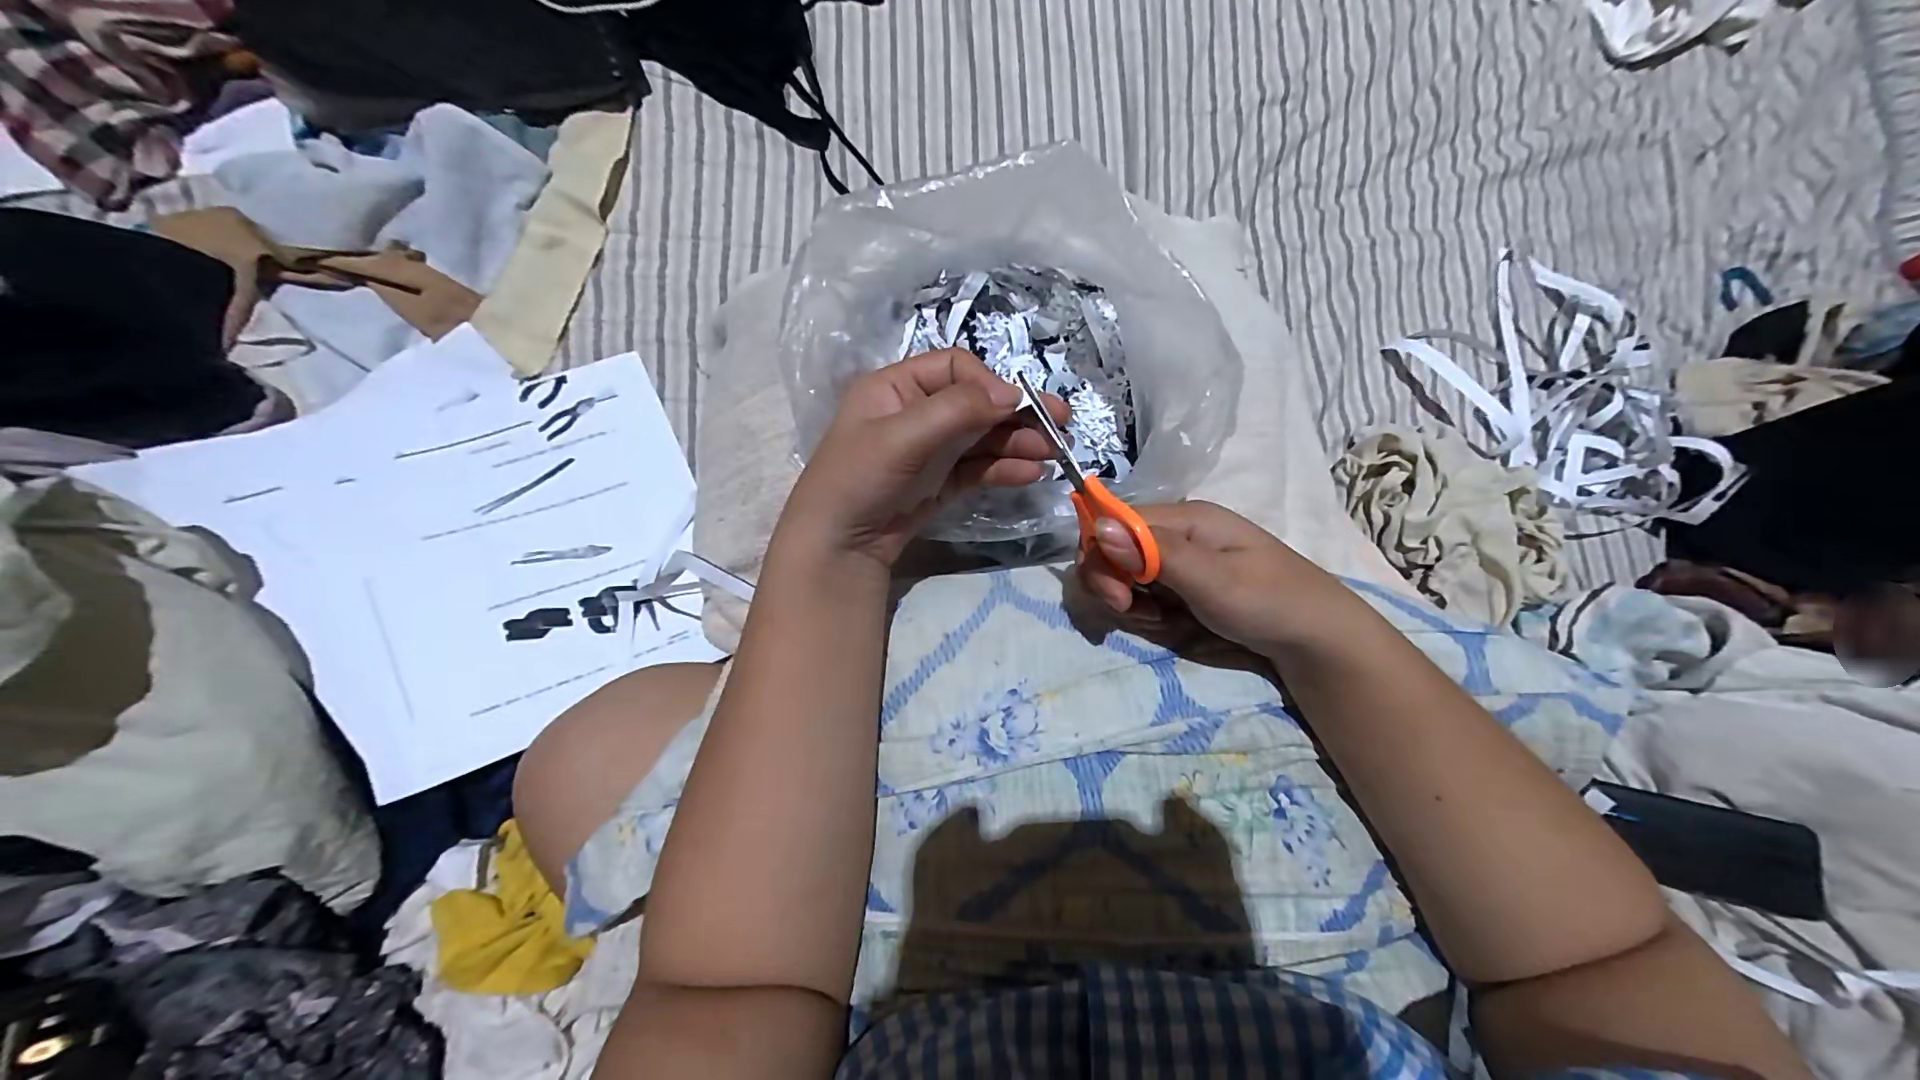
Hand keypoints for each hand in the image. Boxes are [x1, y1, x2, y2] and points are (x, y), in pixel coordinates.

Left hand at [780, 349, 1068, 567]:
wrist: (837, 545)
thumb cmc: (859, 478)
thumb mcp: (902, 436)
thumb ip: (957, 410)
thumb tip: (1012, 394)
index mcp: (896, 387)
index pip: (954, 368)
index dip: (989, 383)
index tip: (1017, 406)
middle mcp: (916, 413)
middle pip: (977, 403)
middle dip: (1017, 414)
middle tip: (1061, 425)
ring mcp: (931, 450)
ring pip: (983, 438)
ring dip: (1018, 443)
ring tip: (1053, 454)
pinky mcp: (941, 483)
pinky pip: (979, 468)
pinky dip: (1005, 468)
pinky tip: (1031, 474)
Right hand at [1076, 500, 1348, 655]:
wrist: (1315, 641)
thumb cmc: (1270, 603)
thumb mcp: (1213, 579)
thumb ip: (1156, 553)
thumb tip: (1099, 526)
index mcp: (1185, 518)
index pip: (1115, 522)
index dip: (1102, 555)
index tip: (1116, 597)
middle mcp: (1176, 534)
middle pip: (1112, 548)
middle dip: (1111, 583)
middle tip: (1131, 612)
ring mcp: (1178, 561)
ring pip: (1122, 576)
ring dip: (1129, 602)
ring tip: (1161, 622)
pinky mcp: (1181, 587)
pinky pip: (1142, 595)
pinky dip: (1144, 612)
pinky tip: (1166, 624)